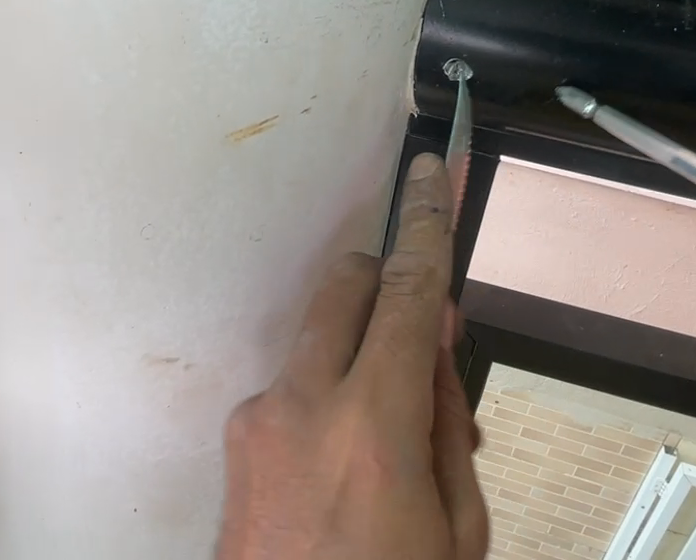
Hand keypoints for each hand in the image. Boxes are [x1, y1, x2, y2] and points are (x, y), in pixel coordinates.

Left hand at [216, 152, 487, 559]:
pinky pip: (295, 385)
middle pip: (348, 283)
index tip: (426, 171)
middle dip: (386, 283)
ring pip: (321, 336)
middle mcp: (304, 403)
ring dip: (360, 353)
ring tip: (388, 434)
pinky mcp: (236, 439)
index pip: (412, 293)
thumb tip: (434, 347)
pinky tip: (346, 463)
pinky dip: (328, 396)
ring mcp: (258, 417)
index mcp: (374, 426)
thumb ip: (448, 424)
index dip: (426, 224)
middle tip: (419, 336)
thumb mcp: (459, 530)